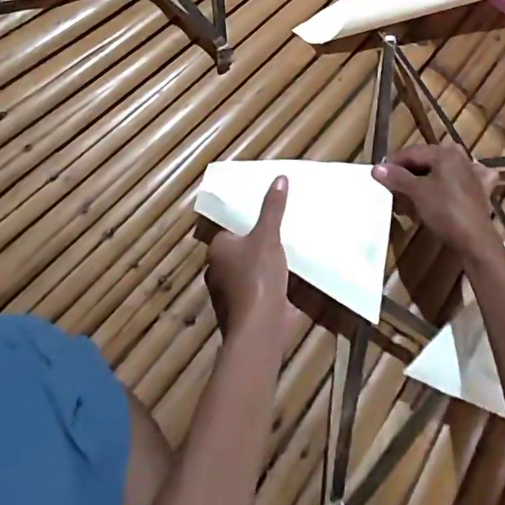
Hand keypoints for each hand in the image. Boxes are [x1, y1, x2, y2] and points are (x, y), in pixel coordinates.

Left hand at [203, 176, 290, 332]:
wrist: (259, 327)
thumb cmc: (258, 276)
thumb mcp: (269, 235)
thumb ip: (273, 208)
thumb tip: (279, 178)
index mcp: (217, 251)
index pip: (229, 230)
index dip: (247, 223)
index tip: (267, 216)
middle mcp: (217, 271)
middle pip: (238, 250)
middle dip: (256, 243)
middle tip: (281, 229)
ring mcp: (228, 293)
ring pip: (247, 270)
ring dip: (263, 264)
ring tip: (288, 250)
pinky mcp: (242, 309)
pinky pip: (256, 287)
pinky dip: (268, 282)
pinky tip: (287, 277)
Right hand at [372, 142, 501, 261]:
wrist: (474, 238)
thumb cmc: (445, 210)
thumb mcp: (418, 193)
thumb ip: (398, 178)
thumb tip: (377, 168)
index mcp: (446, 153)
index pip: (413, 151)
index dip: (394, 161)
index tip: (378, 174)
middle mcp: (460, 157)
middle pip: (428, 158)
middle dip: (408, 171)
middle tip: (392, 185)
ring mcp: (472, 172)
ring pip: (442, 169)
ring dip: (424, 178)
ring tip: (410, 191)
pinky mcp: (479, 188)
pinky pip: (457, 180)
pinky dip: (446, 183)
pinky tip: (443, 189)